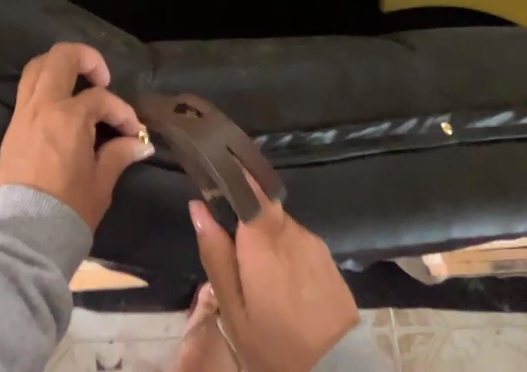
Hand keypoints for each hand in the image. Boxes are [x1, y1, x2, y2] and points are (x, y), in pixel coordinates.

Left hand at [0, 42, 152, 230]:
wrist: (25, 237)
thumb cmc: (69, 209)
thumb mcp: (101, 183)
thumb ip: (118, 154)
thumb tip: (140, 143)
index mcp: (68, 118)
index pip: (101, 99)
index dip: (122, 112)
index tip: (133, 133)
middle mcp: (42, 107)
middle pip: (60, 58)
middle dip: (87, 59)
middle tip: (102, 78)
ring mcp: (23, 114)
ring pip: (36, 67)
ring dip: (59, 66)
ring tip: (79, 82)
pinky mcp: (11, 128)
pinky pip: (27, 91)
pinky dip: (45, 87)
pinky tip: (61, 107)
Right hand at [190, 180, 358, 371]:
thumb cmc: (276, 347)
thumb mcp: (234, 311)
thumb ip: (216, 255)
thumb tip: (198, 207)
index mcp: (263, 242)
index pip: (247, 186)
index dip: (230, 179)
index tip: (212, 185)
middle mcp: (291, 232)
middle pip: (260, 204)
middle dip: (243, 217)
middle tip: (231, 252)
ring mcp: (313, 243)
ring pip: (278, 223)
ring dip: (263, 237)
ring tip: (255, 276)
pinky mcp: (327, 257)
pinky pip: (296, 240)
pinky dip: (283, 251)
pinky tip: (280, 283)